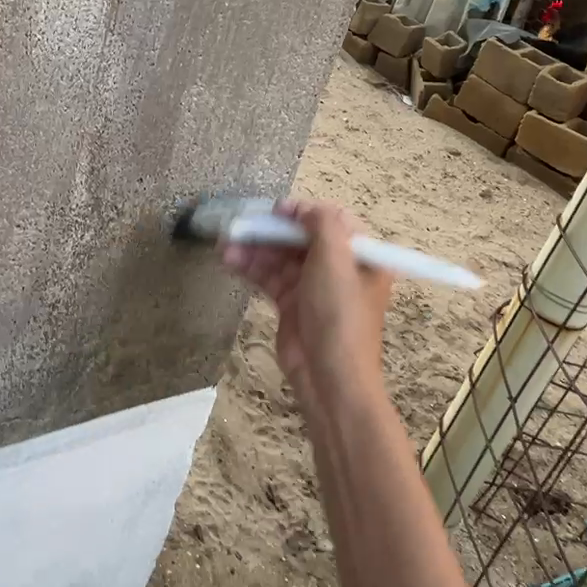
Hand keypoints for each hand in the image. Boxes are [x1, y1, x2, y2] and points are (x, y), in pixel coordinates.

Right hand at [224, 199, 393, 406]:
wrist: (330, 376)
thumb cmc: (340, 314)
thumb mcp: (336, 259)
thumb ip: (321, 224)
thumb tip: (302, 210)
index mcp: (360, 256)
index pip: (332, 221)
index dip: (303, 212)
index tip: (276, 210)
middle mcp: (338, 268)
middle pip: (300, 237)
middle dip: (270, 229)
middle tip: (241, 223)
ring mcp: (313, 287)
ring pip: (280, 257)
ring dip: (253, 247)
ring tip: (226, 243)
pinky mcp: (291, 304)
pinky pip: (269, 277)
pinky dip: (249, 267)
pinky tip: (229, 260)